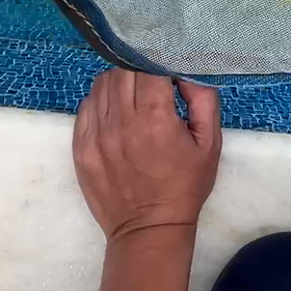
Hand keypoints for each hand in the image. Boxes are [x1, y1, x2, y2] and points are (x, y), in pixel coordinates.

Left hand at [73, 67, 221, 244]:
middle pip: (124, 70)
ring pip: (102, 83)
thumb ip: (204, 100)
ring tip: (135, 94)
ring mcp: (96, 135)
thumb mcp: (210, 143)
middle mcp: (122, 122)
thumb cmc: (185, 185)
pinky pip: (86, 105)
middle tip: (154, 81)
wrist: (148, 230)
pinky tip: (117, 110)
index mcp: (156, 119)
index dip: (160, 60)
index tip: (169, 67)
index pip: (150, 66)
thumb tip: (185, 73)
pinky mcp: (80, 147)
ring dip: (120, 80)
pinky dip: (102, 99)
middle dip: (141, 67)